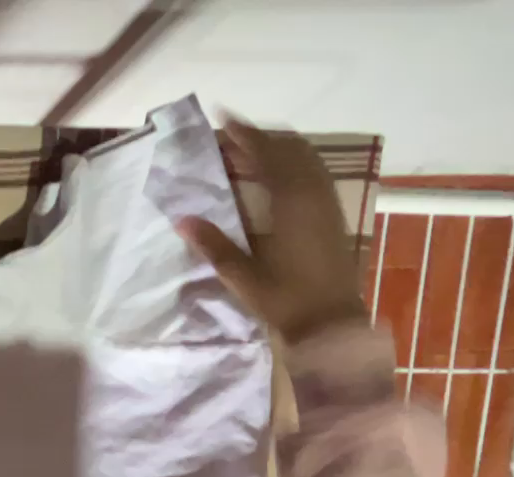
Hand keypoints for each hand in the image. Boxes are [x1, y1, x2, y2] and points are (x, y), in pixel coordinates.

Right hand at [177, 117, 370, 350]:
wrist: (330, 321)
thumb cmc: (284, 301)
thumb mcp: (242, 276)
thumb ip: (213, 245)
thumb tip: (182, 219)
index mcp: (291, 203)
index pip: (267, 155)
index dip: (245, 135)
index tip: (224, 119)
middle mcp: (313, 193)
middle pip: (288, 148)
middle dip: (258, 137)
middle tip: (228, 139)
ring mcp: (326, 201)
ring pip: (304, 157)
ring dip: (276, 148)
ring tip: (248, 152)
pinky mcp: (331, 213)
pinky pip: (312, 172)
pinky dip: (291, 162)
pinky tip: (275, 174)